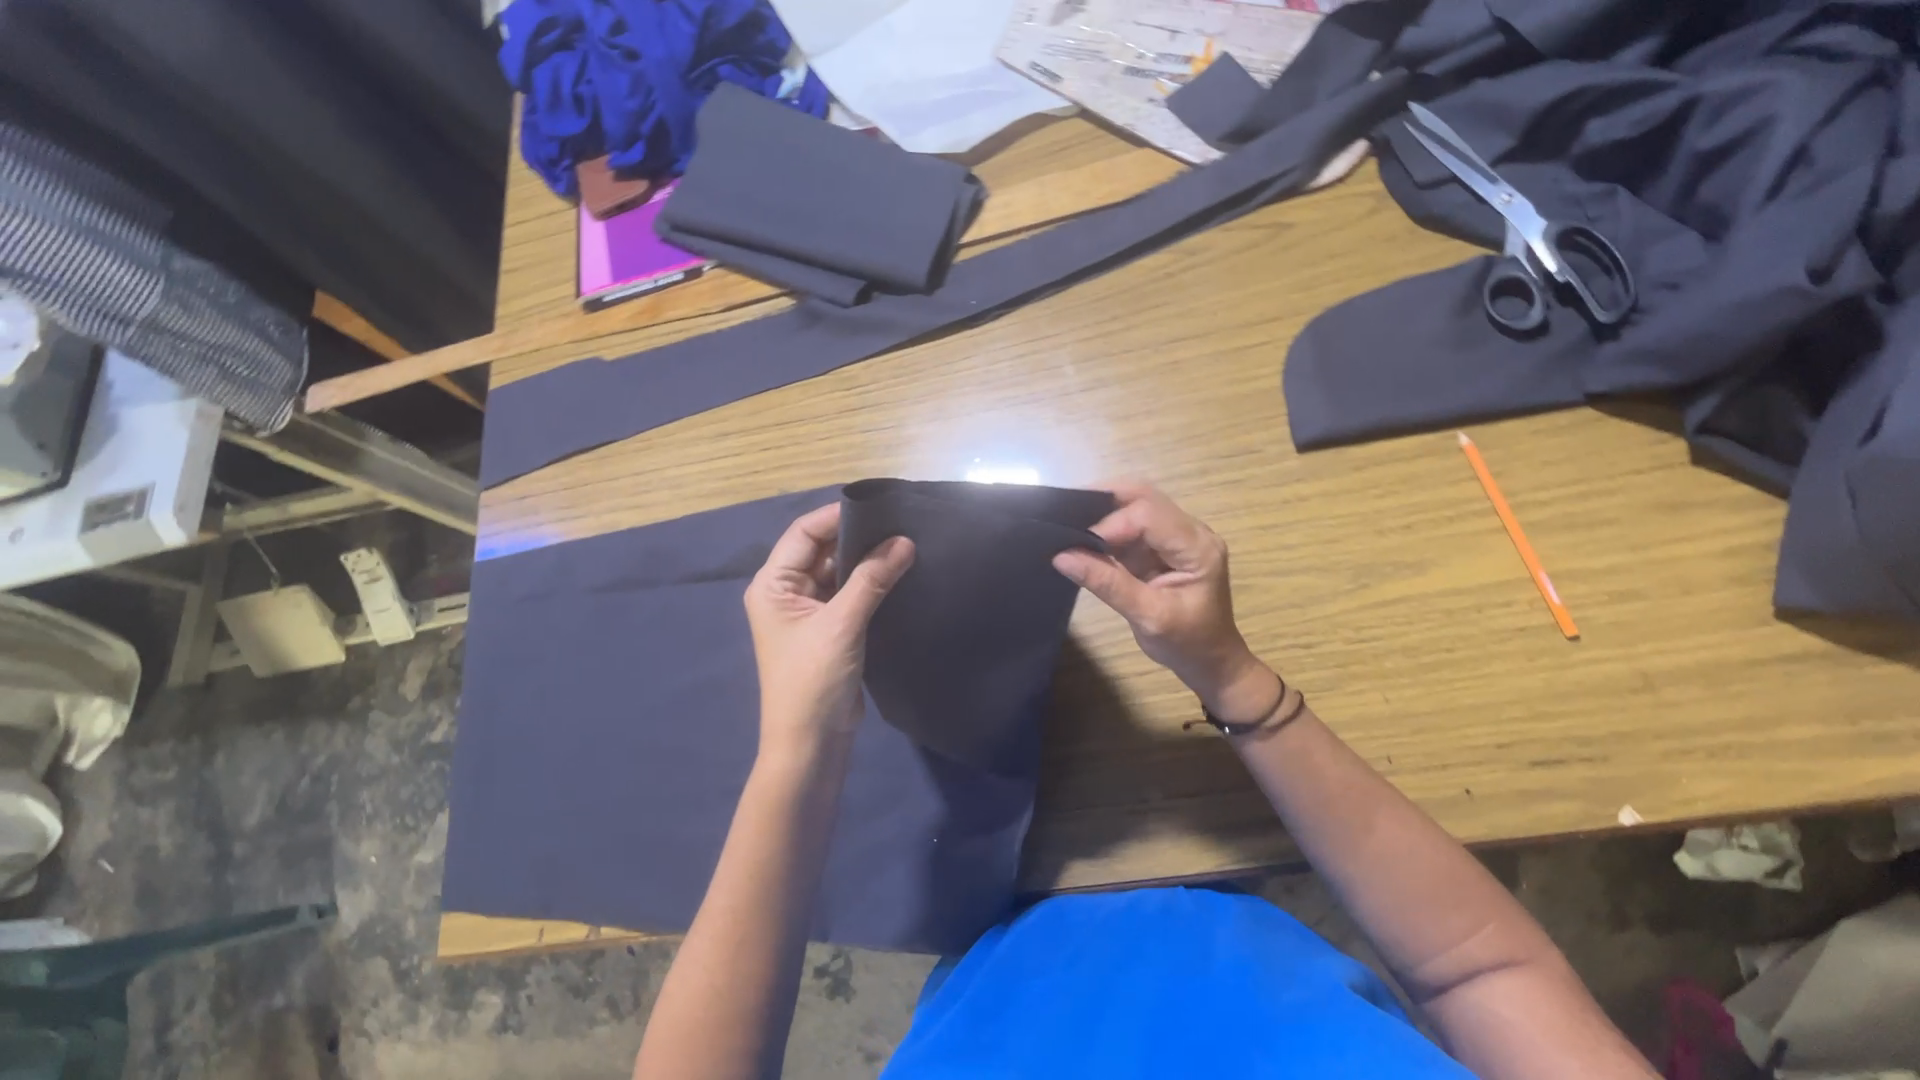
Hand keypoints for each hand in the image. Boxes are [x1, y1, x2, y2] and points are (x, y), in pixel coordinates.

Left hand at [745, 504, 914, 758]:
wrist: (812, 743)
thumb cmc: (813, 680)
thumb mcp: (841, 625)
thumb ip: (872, 580)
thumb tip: (905, 541)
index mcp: (773, 584)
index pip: (804, 534)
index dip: (837, 517)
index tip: (879, 507)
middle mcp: (787, 592)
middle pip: (822, 550)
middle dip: (858, 538)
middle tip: (901, 522)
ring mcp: (809, 612)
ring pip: (840, 573)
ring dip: (868, 562)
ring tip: (908, 544)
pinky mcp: (831, 630)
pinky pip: (851, 595)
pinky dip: (872, 585)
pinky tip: (901, 575)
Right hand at [1051, 482, 1281, 724]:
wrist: (1211, 663)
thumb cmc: (1187, 644)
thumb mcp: (1147, 617)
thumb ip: (1107, 583)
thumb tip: (1061, 556)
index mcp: (1197, 547)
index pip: (1149, 515)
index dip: (1111, 524)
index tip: (1078, 545)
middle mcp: (1191, 532)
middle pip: (1145, 497)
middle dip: (1104, 502)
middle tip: (1065, 514)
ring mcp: (1177, 537)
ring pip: (1137, 505)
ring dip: (1104, 513)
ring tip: (1069, 524)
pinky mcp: (1162, 547)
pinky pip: (1133, 526)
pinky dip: (1108, 529)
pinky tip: (1083, 537)